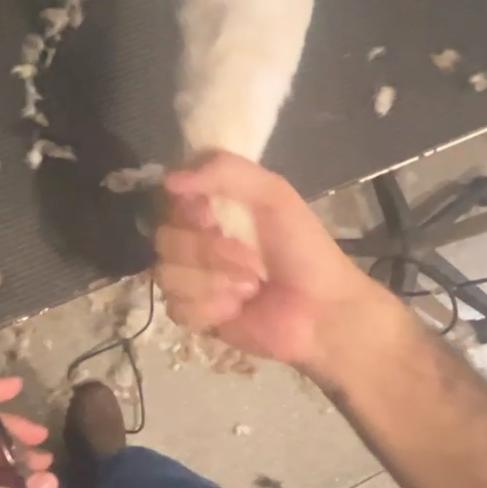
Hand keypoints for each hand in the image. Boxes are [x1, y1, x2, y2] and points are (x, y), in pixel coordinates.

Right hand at [156, 151, 383, 372]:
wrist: (321, 310)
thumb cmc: (302, 249)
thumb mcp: (274, 195)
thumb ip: (226, 171)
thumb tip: (169, 180)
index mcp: (211, 209)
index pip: (169, 200)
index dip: (187, 211)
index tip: (212, 216)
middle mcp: (195, 242)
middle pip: (165, 240)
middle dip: (209, 253)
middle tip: (251, 261)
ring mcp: (192, 280)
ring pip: (167, 276)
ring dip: (213, 282)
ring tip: (249, 287)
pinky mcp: (195, 315)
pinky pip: (177, 308)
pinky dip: (210, 309)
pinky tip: (236, 309)